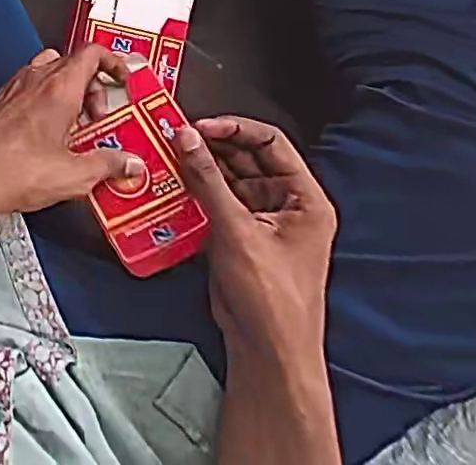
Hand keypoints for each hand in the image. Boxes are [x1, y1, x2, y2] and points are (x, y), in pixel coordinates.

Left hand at [0, 45, 145, 240]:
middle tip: (101, 119)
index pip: (91, 53)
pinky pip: (32, 88)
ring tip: (77, 128)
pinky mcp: (1, 102)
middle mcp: (35, 79)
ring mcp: (15, 88)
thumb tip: (128, 163)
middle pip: (74, 63)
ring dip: (70, 93)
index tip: (123, 80)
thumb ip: (108, 165)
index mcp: (59, 87)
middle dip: (94, 87)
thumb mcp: (74, 174)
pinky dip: (47, 101)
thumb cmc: (12, 171)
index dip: (113, 62)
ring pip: (51, 74)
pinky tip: (51, 135)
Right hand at [172, 116, 336, 362]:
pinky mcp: (238, 229)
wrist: (266, 350)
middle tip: (178, 136)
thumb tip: (186, 136)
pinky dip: (196, 186)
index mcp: (304, 198)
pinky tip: (173, 179)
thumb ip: (208, 178)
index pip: (270, 142)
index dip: (235, 128)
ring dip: (201, 164)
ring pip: (227, 174)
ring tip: (171, 153)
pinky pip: (216, 195)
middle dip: (212, 144)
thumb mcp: (237, 229)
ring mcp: (261, 216)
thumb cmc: (272, 298)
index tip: (200, 125)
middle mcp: (285, 202)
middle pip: (246, 156)